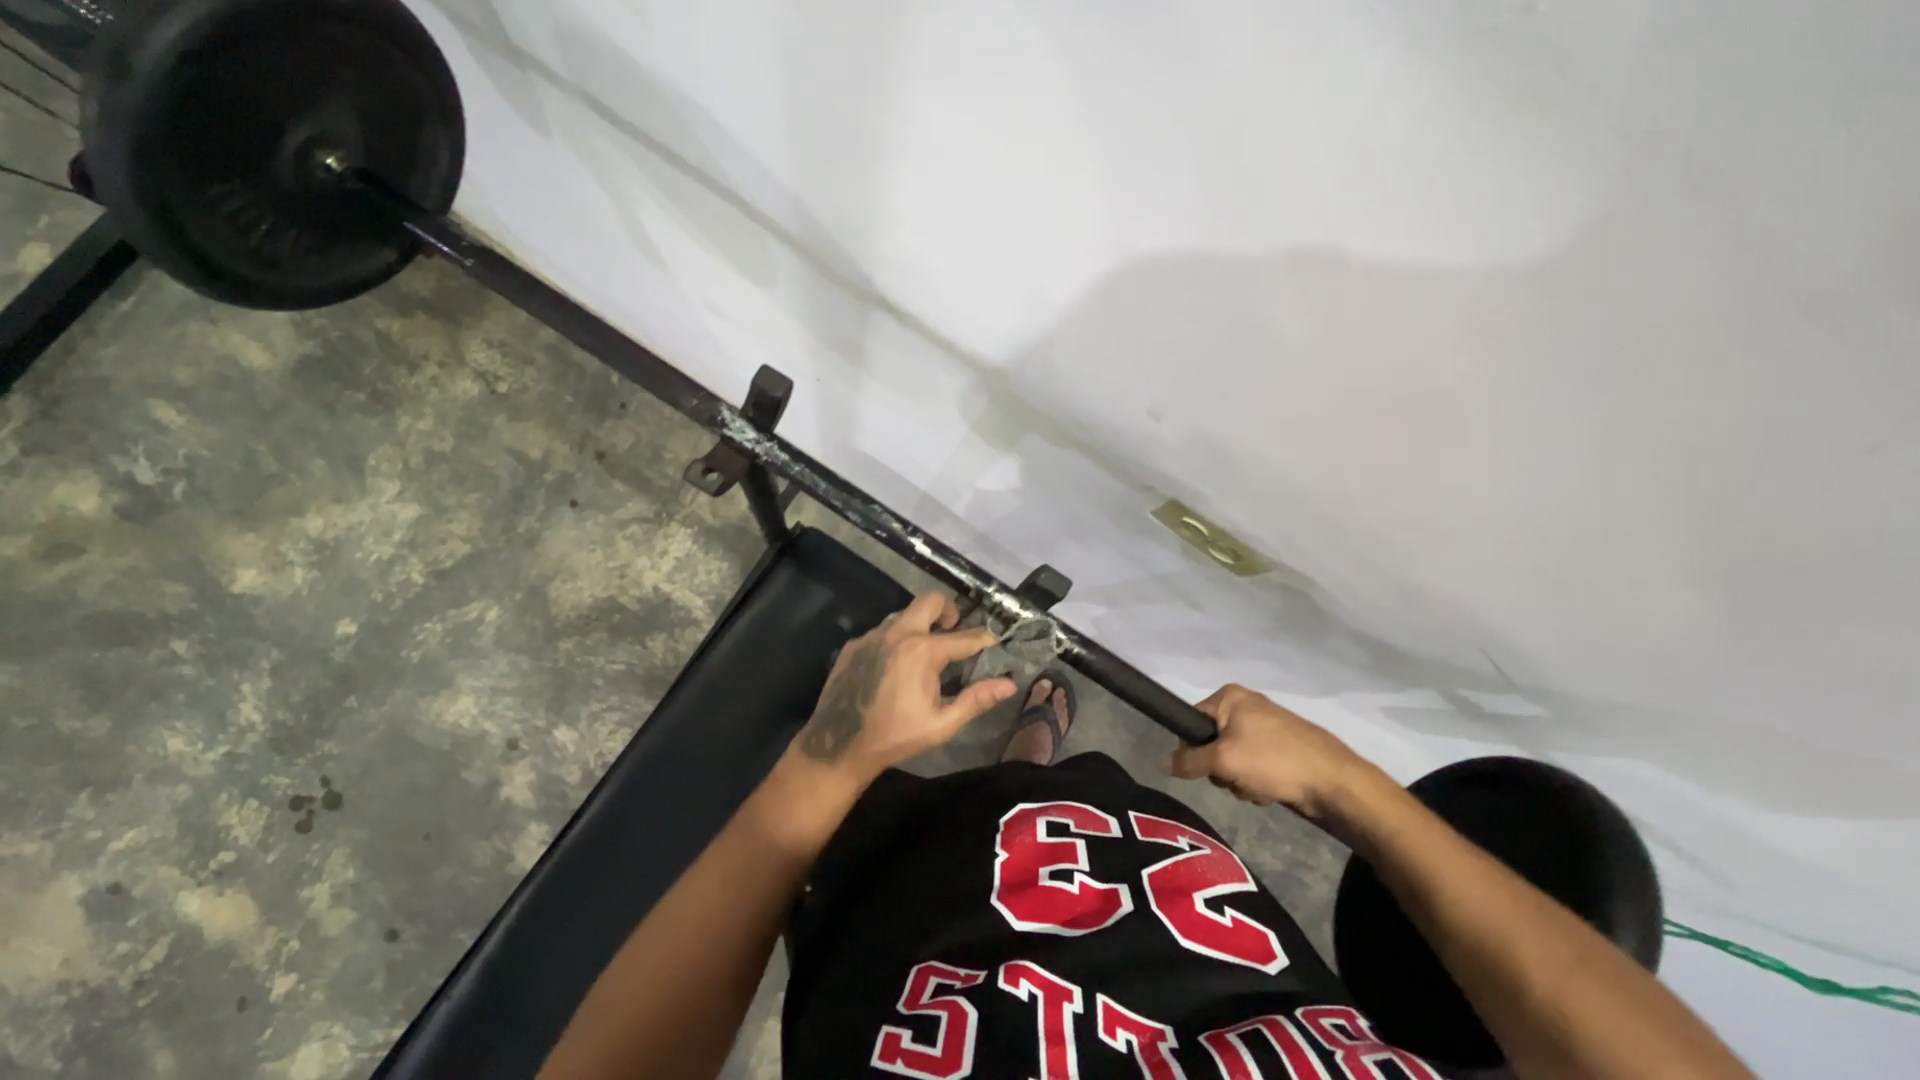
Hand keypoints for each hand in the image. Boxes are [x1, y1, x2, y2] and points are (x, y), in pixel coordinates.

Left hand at [790, 591, 1017, 783]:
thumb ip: (976, 700)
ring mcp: (872, 636)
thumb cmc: (895, 737)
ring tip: (925, 652)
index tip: (994, 640)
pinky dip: (895, 640)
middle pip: (930, 600)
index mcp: (923, 652)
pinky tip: (895, 666)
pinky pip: (881, 631)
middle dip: (948, 610)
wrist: (838, 746)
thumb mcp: (942, 724)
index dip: (983, 638)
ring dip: (919, 625)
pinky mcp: (854, 645)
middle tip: (954, 629)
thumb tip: (1009, 685)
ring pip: (903, 614)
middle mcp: (897, 634)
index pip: (965, 637)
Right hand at [1169, 684, 1377, 818]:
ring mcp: (1265, 728)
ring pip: (1230, 760)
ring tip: (1257, 787)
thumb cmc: (1273, 761)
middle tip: (1235, 778)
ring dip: (1238, 780)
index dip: (1192, 748)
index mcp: (1230, 697)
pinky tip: (1270, 790)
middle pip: (1210, 743)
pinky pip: (1251, 767)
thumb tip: (1161, 763)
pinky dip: (1256, 782)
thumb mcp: (1223, 761)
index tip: (1202, 768)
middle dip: (1220, 769)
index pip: (1190, 721)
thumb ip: (1188, 761)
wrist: (1332, 781)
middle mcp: (1246, 706)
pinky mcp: (1280, 749)